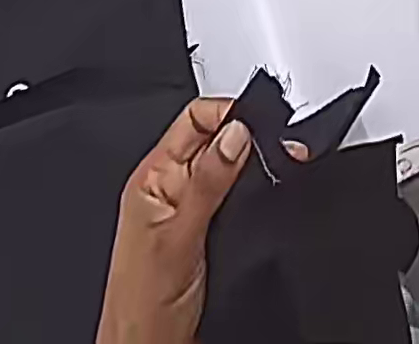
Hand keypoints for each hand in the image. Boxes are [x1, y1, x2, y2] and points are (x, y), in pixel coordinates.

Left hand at [97, 98, 305, 343]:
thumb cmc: (142, 307)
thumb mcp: (178, 236)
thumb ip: (208, 182)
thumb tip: (236, 132)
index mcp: (154, 176)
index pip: (193, 119)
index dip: (225, 112)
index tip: (257, 120)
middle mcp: (173, 185)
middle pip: (214, 137)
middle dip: (244, 133)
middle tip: (276, 141)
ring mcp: (192, 207)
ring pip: (229, 164)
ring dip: (252, 160)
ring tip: (276, 160)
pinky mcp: (211, 228)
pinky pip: (236, 192)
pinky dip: (254, 187)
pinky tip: (266, 190)